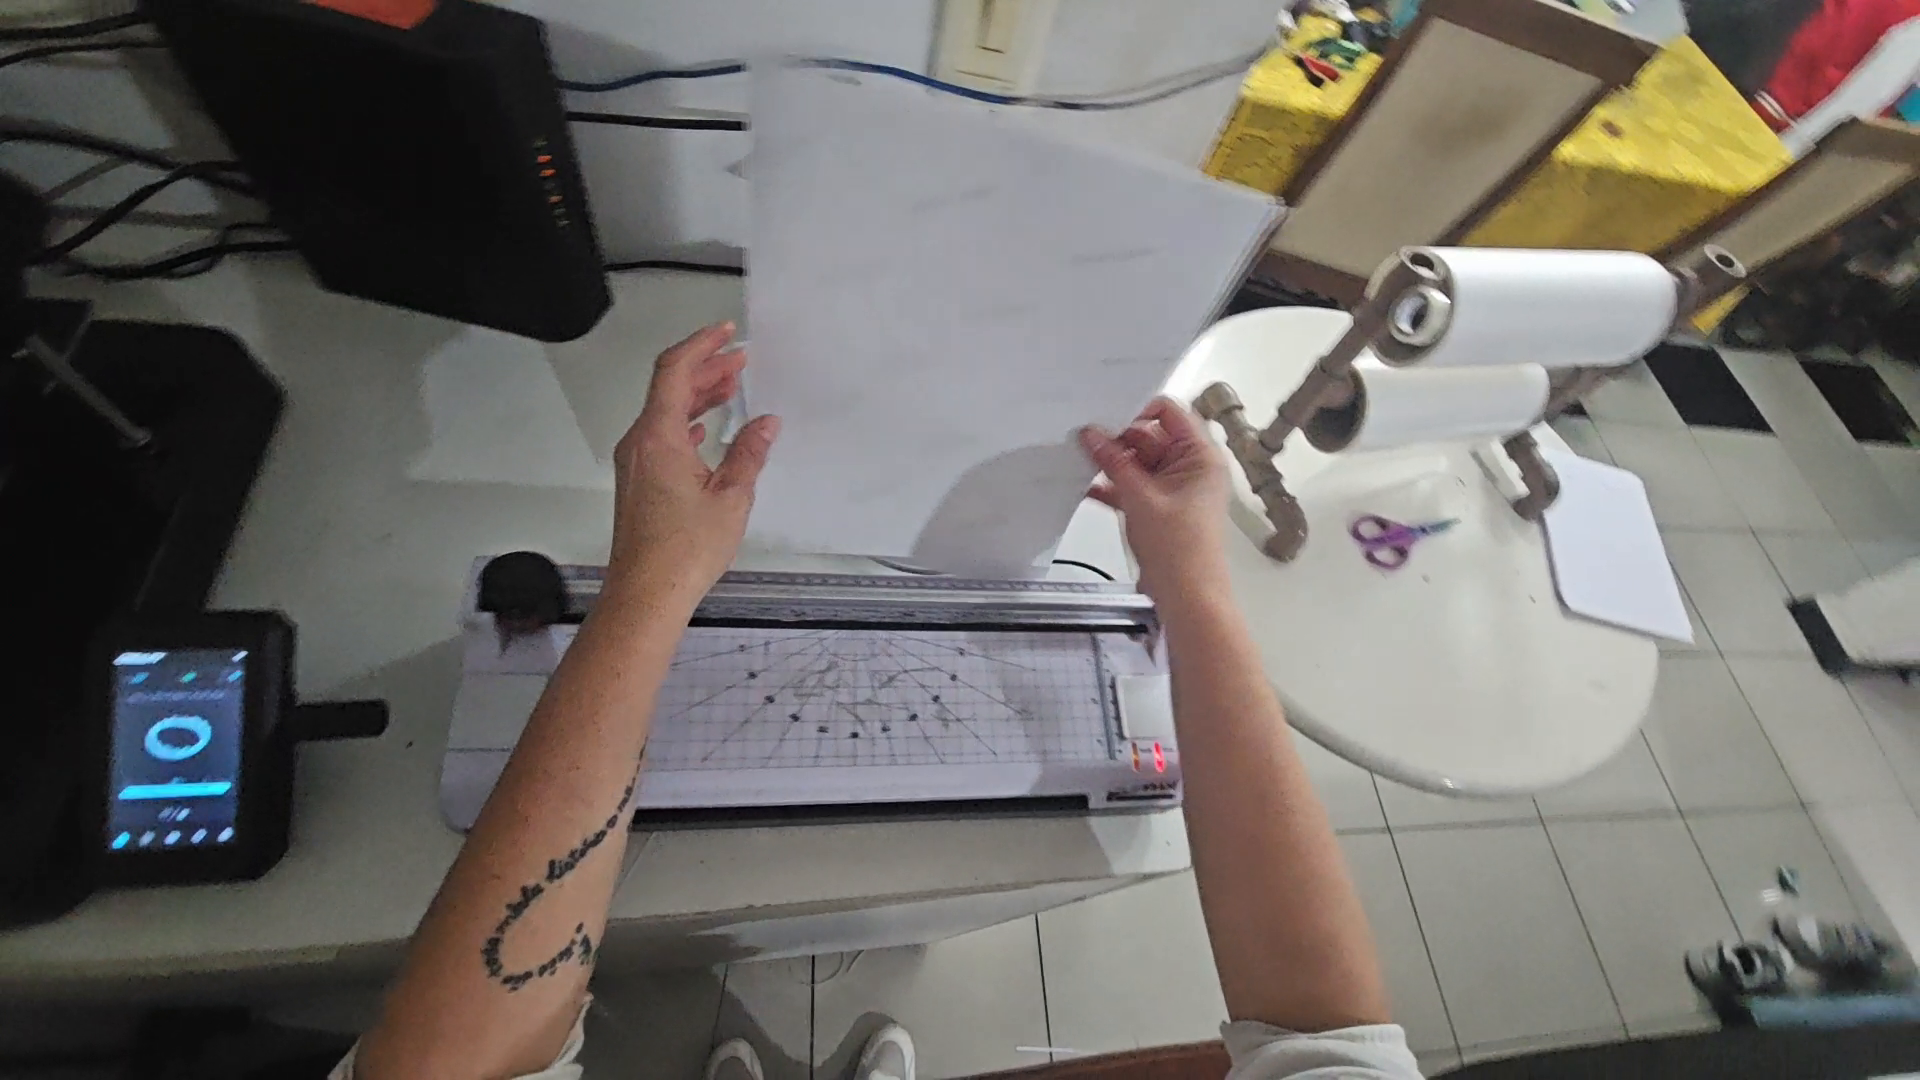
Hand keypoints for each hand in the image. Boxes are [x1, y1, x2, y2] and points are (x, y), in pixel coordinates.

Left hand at [606, 322, 780, 611]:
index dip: (702, 346)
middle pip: (669, 388)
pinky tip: (705, 427)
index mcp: (659, 437)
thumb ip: (749, 453)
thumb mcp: (731, 497)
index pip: (674, 371)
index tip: (727, 333)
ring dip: (698, 395)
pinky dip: (687, 421)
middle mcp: (640, 442)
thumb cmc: (686, 550)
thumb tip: (766, 422)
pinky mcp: (640, 480)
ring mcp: (636, 462)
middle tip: (740, 358)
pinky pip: (662, 435)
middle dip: (706, 369)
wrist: (647, 593)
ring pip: (665, 412)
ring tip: (732, 385)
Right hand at [1078, 397, 1229, 601]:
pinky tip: (1088, 488)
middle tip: (1085, 440)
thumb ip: (1114, 463)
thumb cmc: (1181, 551)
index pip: (1170, 414)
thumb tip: (1092, 434)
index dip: (1138, 411)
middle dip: (1118, 440)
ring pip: (1138, 464)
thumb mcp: (1141, 498)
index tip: (1107, 418)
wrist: (1187, 596)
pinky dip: (1113, 487)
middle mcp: (1190, 469)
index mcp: (1200, 457)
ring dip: (1112, 465)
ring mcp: (1174, 489)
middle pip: (1149, 438)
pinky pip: (1134, 487)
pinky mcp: (1159, 509)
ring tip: (1081, 461)